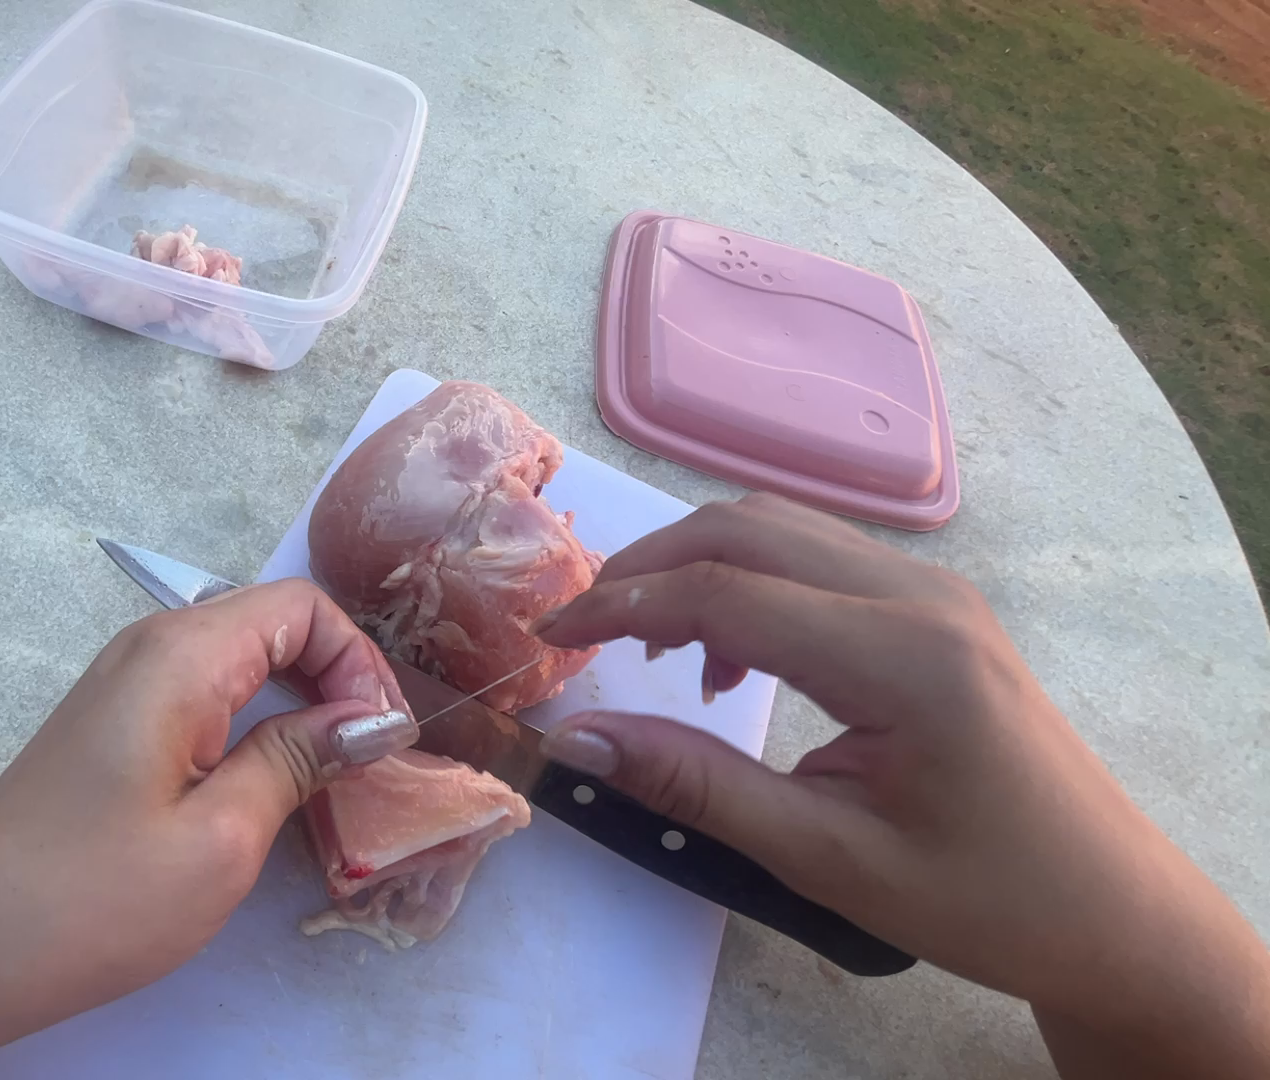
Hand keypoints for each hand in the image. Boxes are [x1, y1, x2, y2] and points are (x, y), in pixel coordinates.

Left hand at [0, 579, 415, 1079]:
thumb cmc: (95, 898)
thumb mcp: (221, 836)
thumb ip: (300, 757)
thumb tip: (373, 718)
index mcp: (182, 653)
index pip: (300, 606)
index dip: (356, 659)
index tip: (382, 735)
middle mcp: (153, 643)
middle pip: (273, 621)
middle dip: (335, 674)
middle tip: (368, 754)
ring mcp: (128, 677)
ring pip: (243, 653)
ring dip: (299, 696)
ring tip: (331, 765)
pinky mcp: (118, 715)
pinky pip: (208, 685)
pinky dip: (257, 713)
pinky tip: (270, 767)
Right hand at [530, 494, 1269, 1078]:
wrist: (1119, 914)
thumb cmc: (979, 898)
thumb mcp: (823, 858)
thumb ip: (692, 786)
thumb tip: (577, 739)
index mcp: (902, 657)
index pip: (723, 591)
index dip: (619, 605)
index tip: (551, 633)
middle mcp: (915, 593)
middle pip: (738, 528)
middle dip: (641, 567)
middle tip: (585, 625)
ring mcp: (925, 586)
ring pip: (767, 524)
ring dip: (683, 565)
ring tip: (642, 636)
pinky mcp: (919, 599)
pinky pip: (798, 551)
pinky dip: (729, 577)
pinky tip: (721, 653)